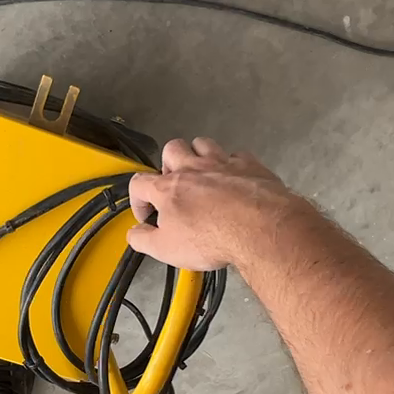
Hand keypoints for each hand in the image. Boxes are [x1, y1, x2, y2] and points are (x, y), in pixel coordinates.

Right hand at [126, 137, 310, 271]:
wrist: (259, 228)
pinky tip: (233, 180)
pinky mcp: (248, 165)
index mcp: (168, 188)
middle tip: (174, 186)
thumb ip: (143, 240)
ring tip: (201, 177)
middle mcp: (193, 168)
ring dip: (197, 156)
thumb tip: (135, 234)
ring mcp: (222, 163)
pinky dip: (230, 164)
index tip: (147, 215)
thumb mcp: (166, 249)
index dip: (138, 200)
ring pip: (202, 144)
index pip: (139, 183)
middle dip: (168, 165)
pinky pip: (235, 155)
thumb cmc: (212, 237)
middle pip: (171, 149)